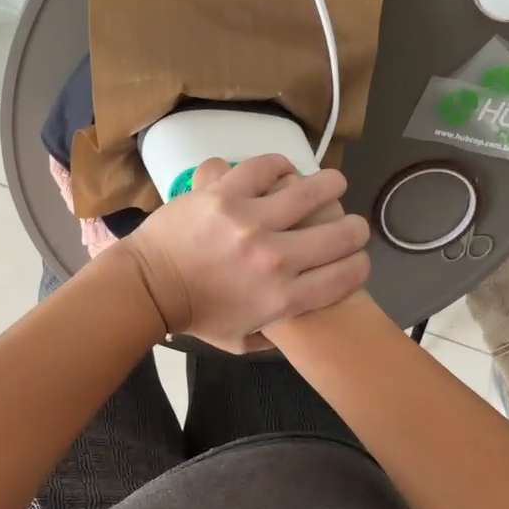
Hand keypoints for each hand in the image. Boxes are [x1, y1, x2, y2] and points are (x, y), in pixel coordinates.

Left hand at [122, 155, 370, 352]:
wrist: (148, 286)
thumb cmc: (195, 316)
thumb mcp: (242, 342)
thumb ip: (277, 337)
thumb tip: (303, 320)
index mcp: (282, 298)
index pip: (347, 275)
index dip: (360, 264)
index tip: (354, 258)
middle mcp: (274, 258)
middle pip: (341, 234)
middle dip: (354, 228)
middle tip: (348, 224)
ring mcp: (249, 221)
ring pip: (312, 191)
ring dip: (330, 185)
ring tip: (332, 184)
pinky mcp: (224, 192)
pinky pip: (266, 167)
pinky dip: (281, 166)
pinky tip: (285, 172)